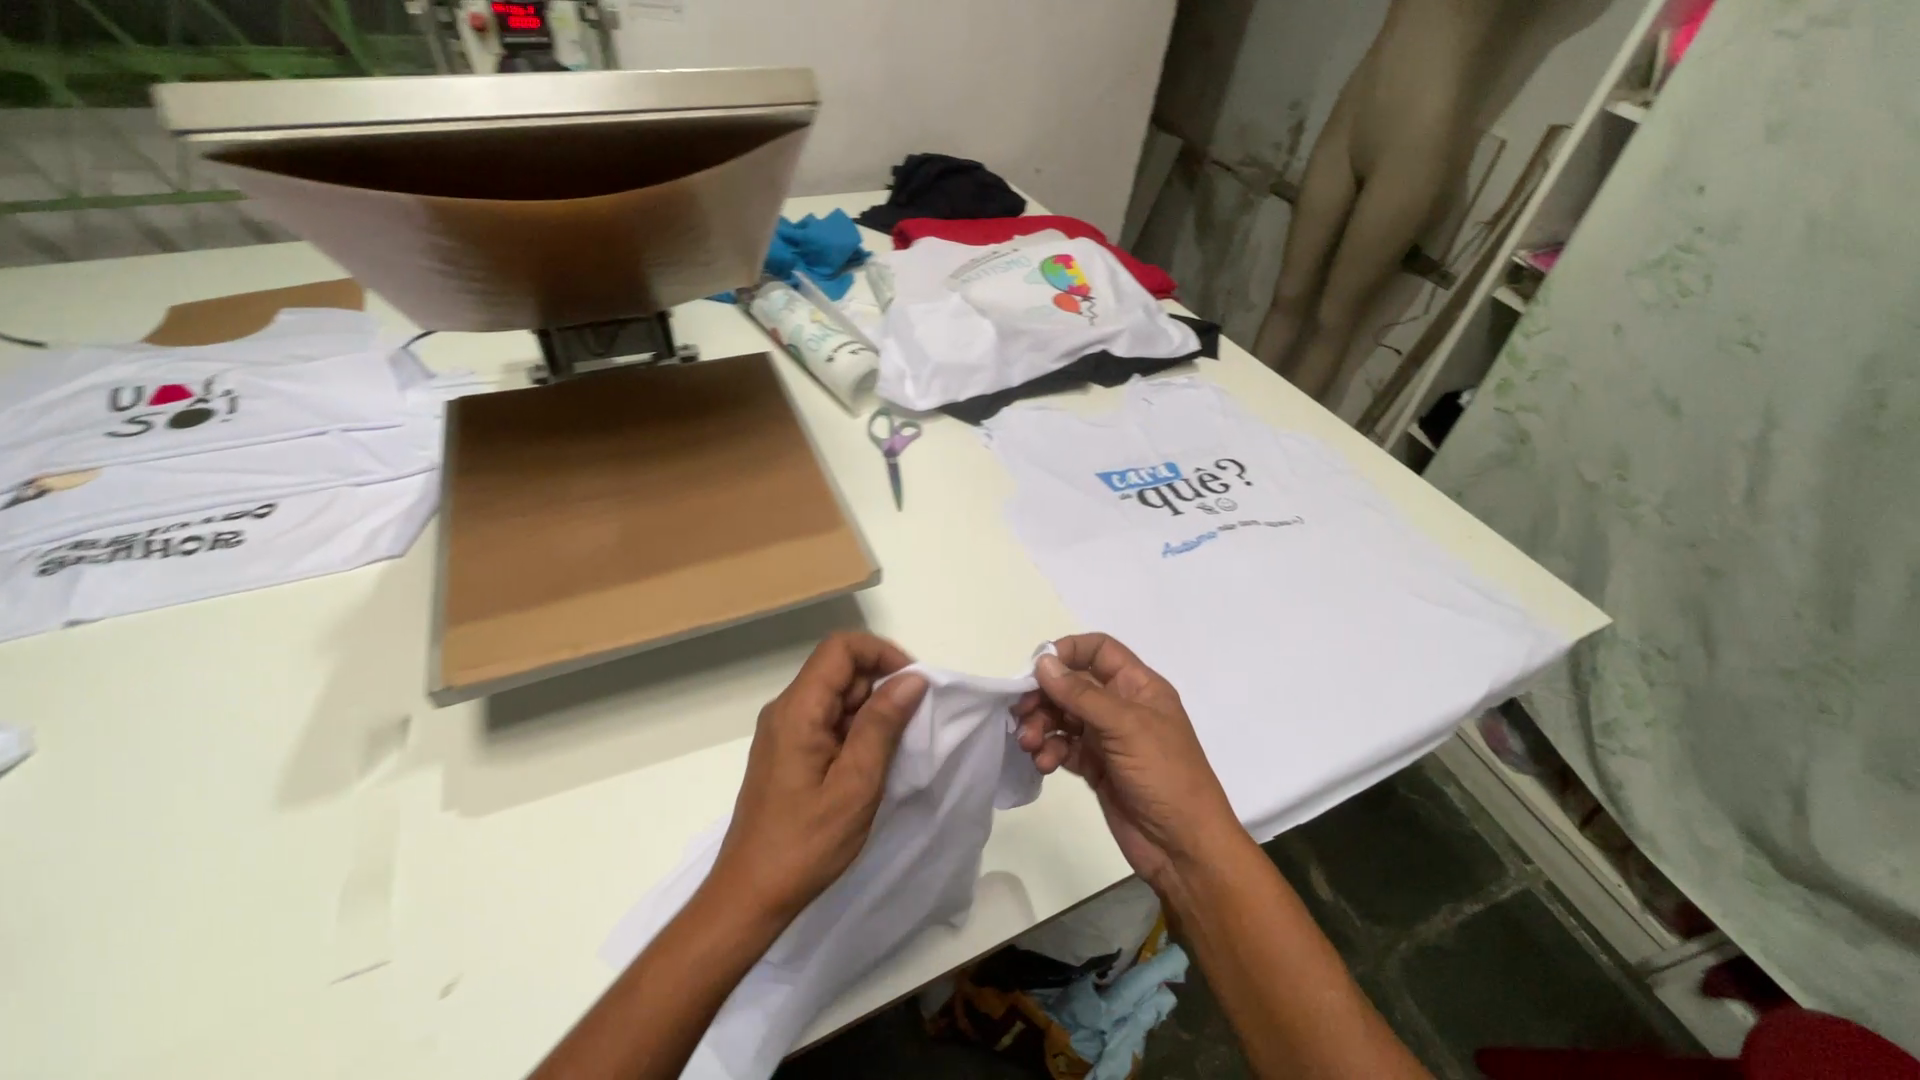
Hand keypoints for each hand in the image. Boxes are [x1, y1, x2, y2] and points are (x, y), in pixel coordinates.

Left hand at [705, 632, 927, 922]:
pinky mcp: (787, 754)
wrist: (751, 893)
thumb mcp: (855, 785)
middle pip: (839, 670)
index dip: (882, 654)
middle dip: (882, 686)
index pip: (841, 648)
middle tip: (914, 725)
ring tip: (897, 751)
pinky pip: (827, 723)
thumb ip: (882, 726)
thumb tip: (911, 679)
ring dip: (872, 712)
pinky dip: (856, 732)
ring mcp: (784, 733)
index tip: (915, 685)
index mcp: (797, 710)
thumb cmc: (805, 844)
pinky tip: (873, 765)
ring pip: (836, 697)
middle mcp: (785, 711)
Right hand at [1014, 634, 1243, 895]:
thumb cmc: (1164, 775)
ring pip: (1063, 718)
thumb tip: (1043, 662)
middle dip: (1045, 696)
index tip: (1036, 669)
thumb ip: (1082, 694)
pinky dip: (1049, 751)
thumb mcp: (1126, 727)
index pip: (1099, 651)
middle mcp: (1122, 707)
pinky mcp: (1096, 768)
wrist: (1182, 845)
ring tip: (1030, 744)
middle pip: (1073, 685)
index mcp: (1139, 687)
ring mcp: (1108, 739)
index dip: (1068, 652)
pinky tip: (1043, 763)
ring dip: (1042, 726)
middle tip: (1021, 714)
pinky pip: (1064, 748)